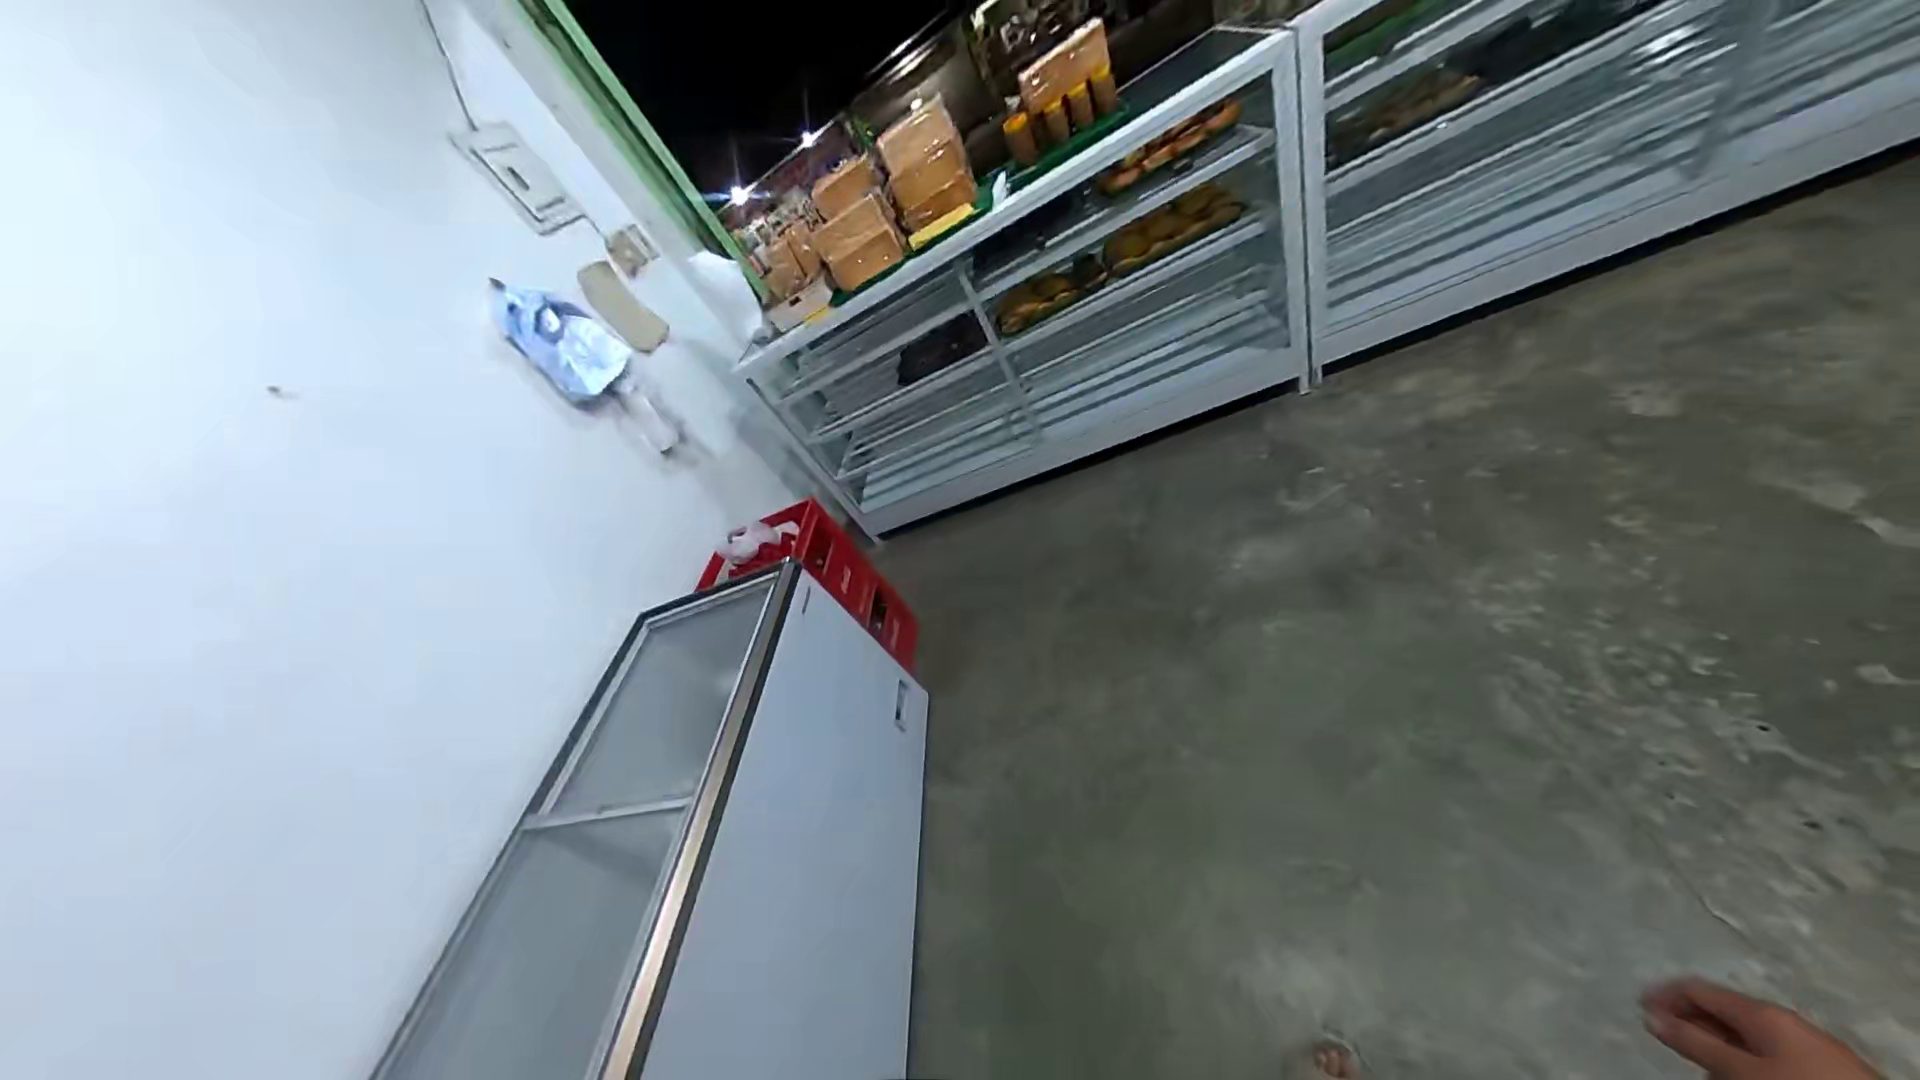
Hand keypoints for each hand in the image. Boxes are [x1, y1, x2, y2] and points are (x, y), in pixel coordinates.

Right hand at [1641, 977, 1877, 1079]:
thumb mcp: (1741, 1070)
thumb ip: (1693, 1040)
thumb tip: (1649, 1015)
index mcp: (1761, 1010)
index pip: (1695, 987)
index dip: (1662, 994)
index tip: (1639, 1009)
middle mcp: (1784, 1018)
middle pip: (1723, 1011)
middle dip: (1692, 1025)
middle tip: (1671, 1044)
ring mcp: (1812, 1044)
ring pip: (1749, 1036)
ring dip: (1720, 1047)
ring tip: (1706, 1069)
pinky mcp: (1832, 1068)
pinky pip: (1775, 1053)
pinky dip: (1749, 1060)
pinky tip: (1744, 1076)